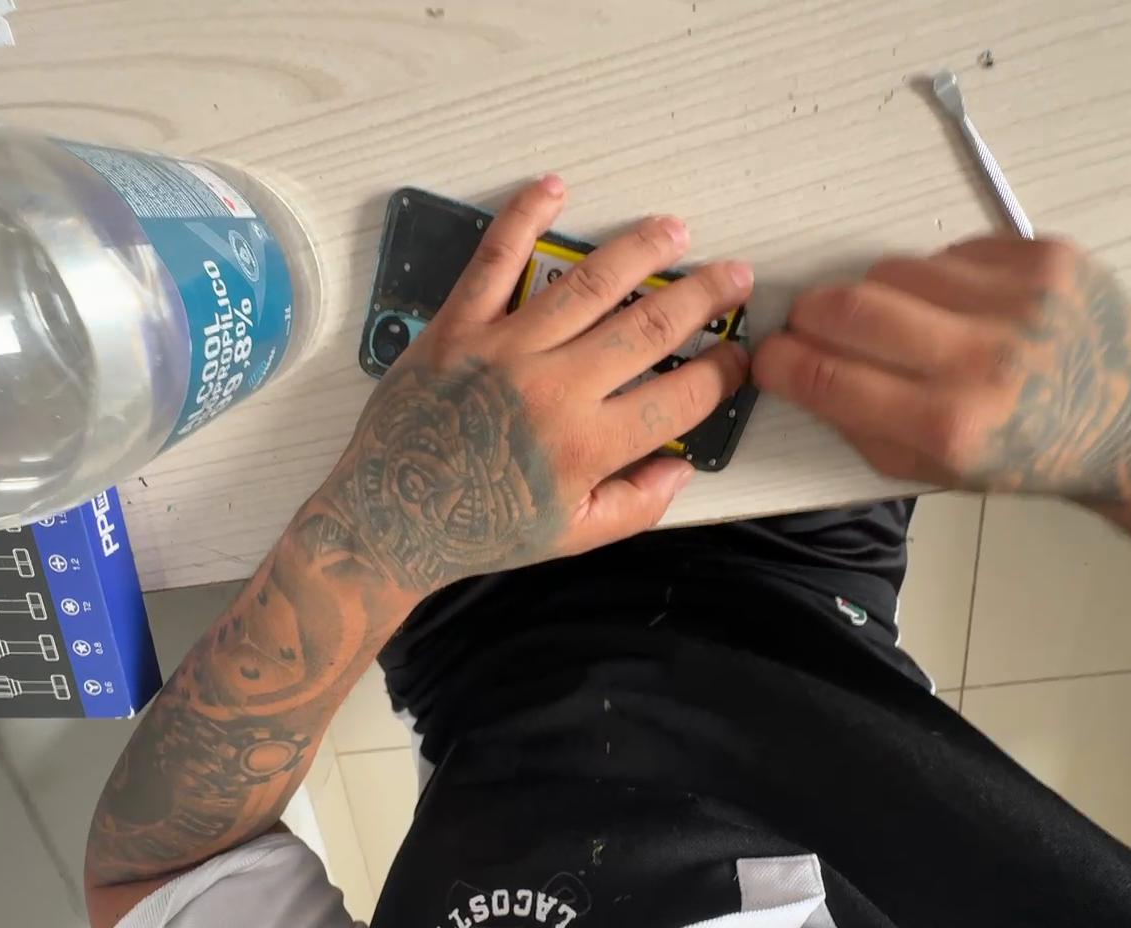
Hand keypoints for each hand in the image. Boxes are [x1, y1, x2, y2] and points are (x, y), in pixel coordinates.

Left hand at [318, 176, 753, 594]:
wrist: (393, 518)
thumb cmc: (480, 529)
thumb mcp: (571, 537)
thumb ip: (636, 505)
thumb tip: (681, 465)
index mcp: (587, 446)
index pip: (681, 397)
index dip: (723, 373)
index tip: (738, 358)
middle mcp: (554, 388)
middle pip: (649, 325)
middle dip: (704, 297)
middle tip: (733, 277)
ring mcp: (505, 349)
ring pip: (588, 282)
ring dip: (641, 250)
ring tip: (675, 232)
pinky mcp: (458, 326)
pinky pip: (495, 258)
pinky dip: (524, 216)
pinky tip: (554, 188)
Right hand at [753, 237, 1130, 502]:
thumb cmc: (1014, 457)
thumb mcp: (921, 468)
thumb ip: (852, 422)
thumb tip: (796, 369)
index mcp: (945, 424)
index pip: (823, 376)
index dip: (777, 361)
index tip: (766, 357)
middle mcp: (982, 358)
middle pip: (846, 307)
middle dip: (805, 315)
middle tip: (805, 328)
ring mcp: (1019, 298)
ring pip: (888, 270)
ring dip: (867, 296)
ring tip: (892, 322)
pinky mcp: (1046, 255)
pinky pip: (943, 253)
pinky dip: (928, 279)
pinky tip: (952, 308)